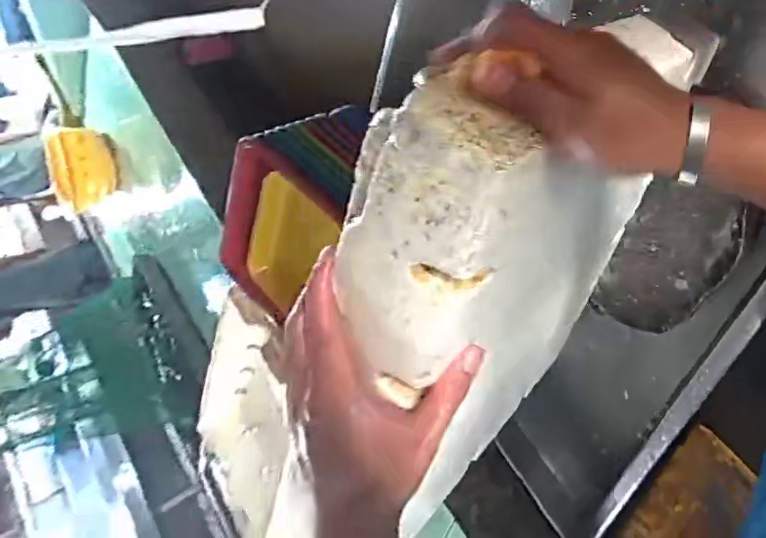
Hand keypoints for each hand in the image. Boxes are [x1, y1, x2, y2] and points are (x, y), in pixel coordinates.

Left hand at [279, 249, 482, 534]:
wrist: (333, 531)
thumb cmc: (373, 488)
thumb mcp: (420, 442)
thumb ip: (448, 395)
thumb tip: (474, 352)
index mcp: (333, 391)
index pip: (321, 327)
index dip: (322, 288)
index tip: (329, 256)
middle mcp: (307, 390)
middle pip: (299, 326)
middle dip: (313, 287)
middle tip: (332, 258)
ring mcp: (295, 400)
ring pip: (291, 340)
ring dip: (305, 307)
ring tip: (326, 283)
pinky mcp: (294, 409)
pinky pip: (292, 356)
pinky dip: (302, 330)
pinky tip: (319, 328)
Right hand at [431, 4, 691, 174]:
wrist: (686, 133)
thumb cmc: (628, 133)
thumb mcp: (572, 124)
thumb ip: (525, 95)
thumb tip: (479, 70)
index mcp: (567, 48)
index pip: (509, 21)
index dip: (471, 37)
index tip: (445, 61)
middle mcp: (578, 37)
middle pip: (519, 28)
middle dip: (482, 47)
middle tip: (456, 75)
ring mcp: (593, 46)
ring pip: (536, 41)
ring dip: (505, 57)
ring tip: (482, 86)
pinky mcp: (602, 60)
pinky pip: (553, 54)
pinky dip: (528, 66)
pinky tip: (524, 90)